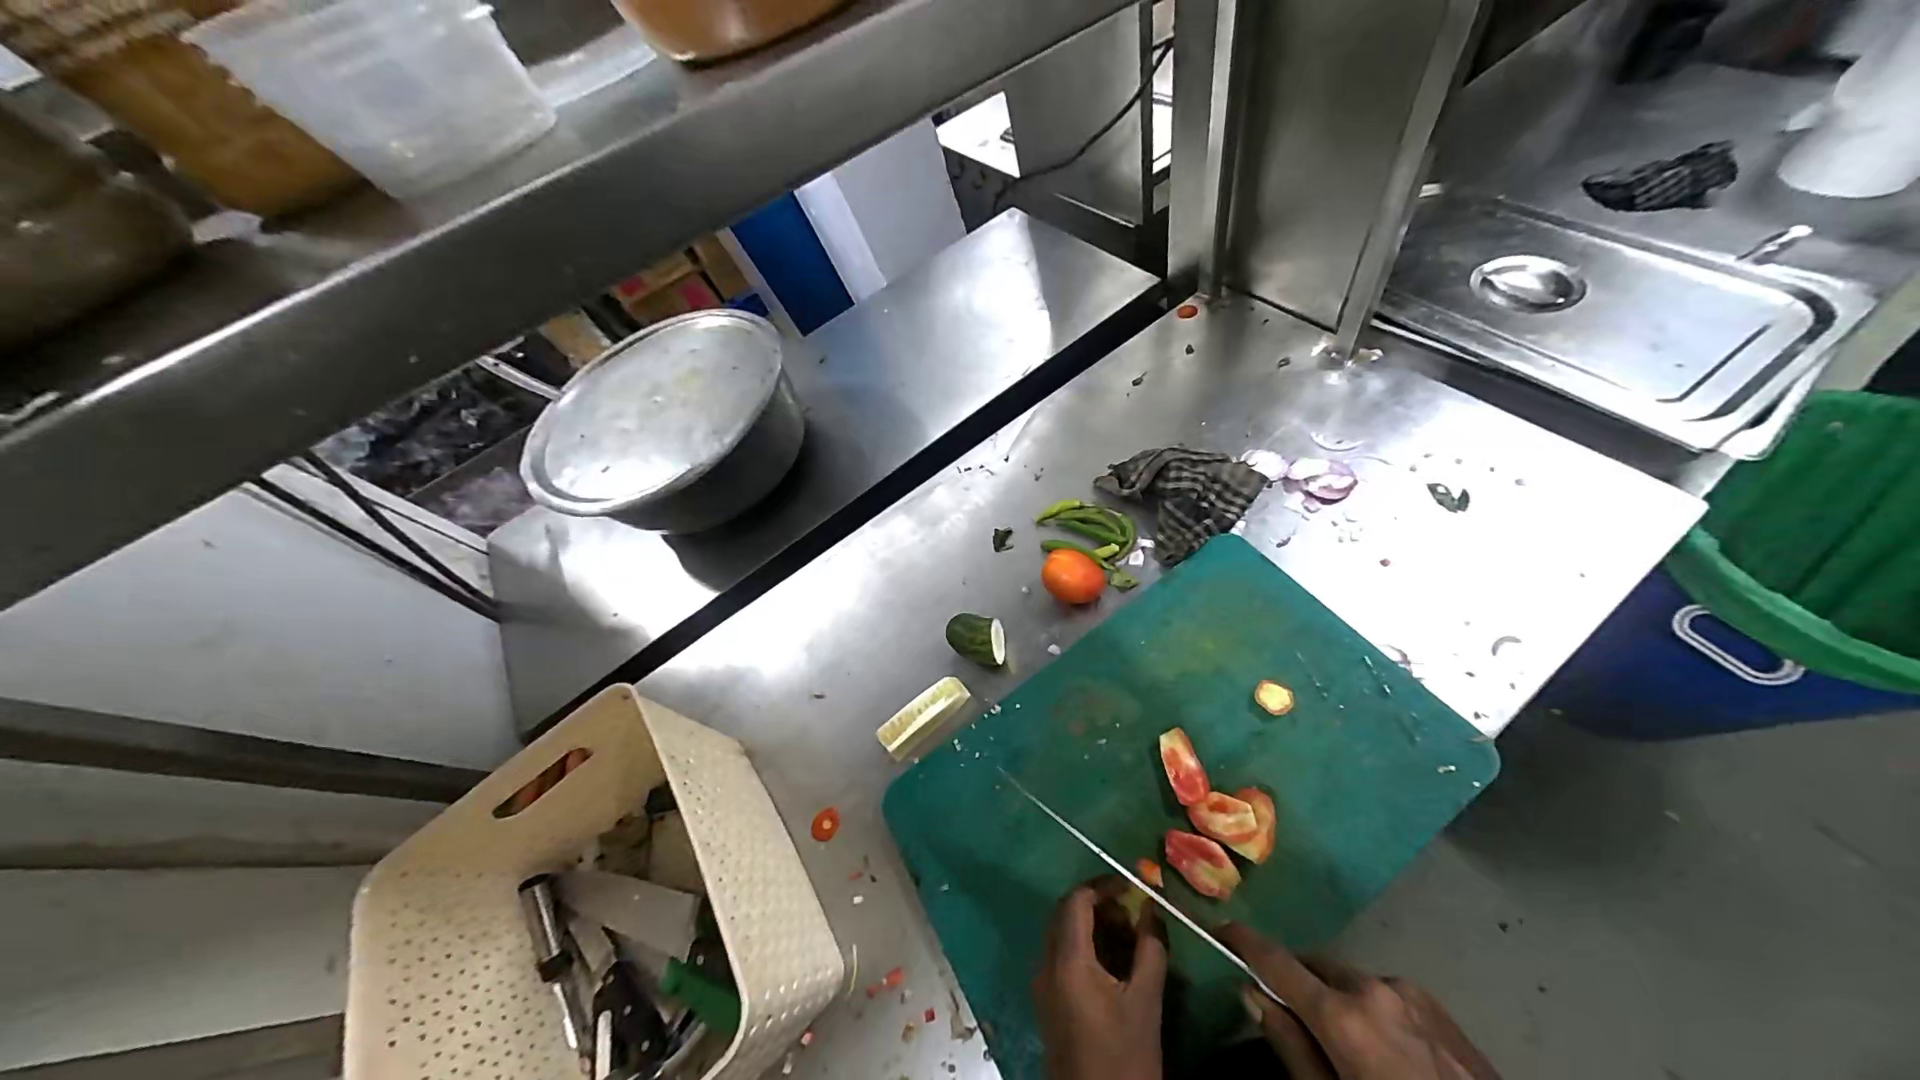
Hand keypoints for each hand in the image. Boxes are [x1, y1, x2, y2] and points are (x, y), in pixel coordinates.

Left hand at [1032, 878, 1168, 1079]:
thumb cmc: (1125, 1058)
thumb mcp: (1147, 1002)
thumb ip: (1150, 949)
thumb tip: (1152, 909)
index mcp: (1067, 961)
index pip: (1076, 901)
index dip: (1103, 885)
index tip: (1132, 886)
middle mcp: (1046, 965)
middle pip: (1065, 914)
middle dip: (1099, 905)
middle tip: (1132, 913)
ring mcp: (1042, 984)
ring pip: (1062, 934)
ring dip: (1093, 926)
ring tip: (1130, 938)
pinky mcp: (1047, 1001)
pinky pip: (1061, 956)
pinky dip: (1085, 947)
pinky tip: (1115, 962)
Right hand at [1219, 924, 1499, 1079]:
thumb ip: (1291, 1047)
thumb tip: (1252, 993)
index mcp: (1344, 1015)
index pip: (1276, 961)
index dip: (1243, 941)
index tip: (1221, 930)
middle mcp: (1374, 989)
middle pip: (1314, 966)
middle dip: (1296, 982)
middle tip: (1289, 1015)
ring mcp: (1413, 995)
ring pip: (1351, 981)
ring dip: (1336, 998)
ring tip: (1346, 1046)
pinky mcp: (1441, 1008)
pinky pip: (1387, 995)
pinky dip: (1371, 1010)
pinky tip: (1386, 1052)